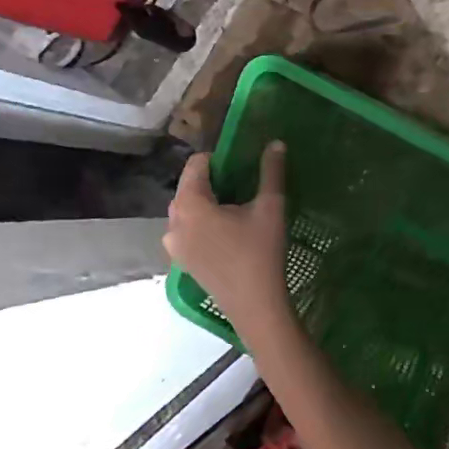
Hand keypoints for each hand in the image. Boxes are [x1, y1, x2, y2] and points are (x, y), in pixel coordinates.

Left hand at [163, 142, 291, 332]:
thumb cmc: (261, 252)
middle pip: (190, 187)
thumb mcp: (270, 207)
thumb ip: (271, 171)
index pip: (196, 164)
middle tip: (245, 186)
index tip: (243, 164)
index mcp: (189, 204)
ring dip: (209, 203)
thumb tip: (275, 143)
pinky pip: (188, 230)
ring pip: (188, 210)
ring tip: (239, 210)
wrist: (255, 305)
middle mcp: (173, 222)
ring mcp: (174, 245)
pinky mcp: (181, 261)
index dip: (220, 158)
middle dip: (215, 181)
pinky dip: (204, 224)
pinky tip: (230, 234)